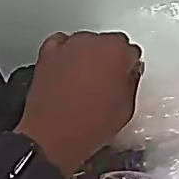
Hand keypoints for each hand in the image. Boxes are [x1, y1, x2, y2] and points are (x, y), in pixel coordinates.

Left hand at [17, 31, 143, 172]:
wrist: (52, 136)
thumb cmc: (90, 125)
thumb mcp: (126, 108)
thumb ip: (131, 82)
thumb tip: (129, 73)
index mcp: (118, 52)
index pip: (130, 51)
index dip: (128, 66)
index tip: (124, 77)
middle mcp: (93, 42)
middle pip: (107, 42)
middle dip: (108, 58)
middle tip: (105, 81)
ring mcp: (68, 46)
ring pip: (85, 42)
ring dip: (87, 55)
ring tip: (84, 80)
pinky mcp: (47, 54)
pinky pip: (61, 45)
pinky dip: (65, 53)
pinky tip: (68, 70)